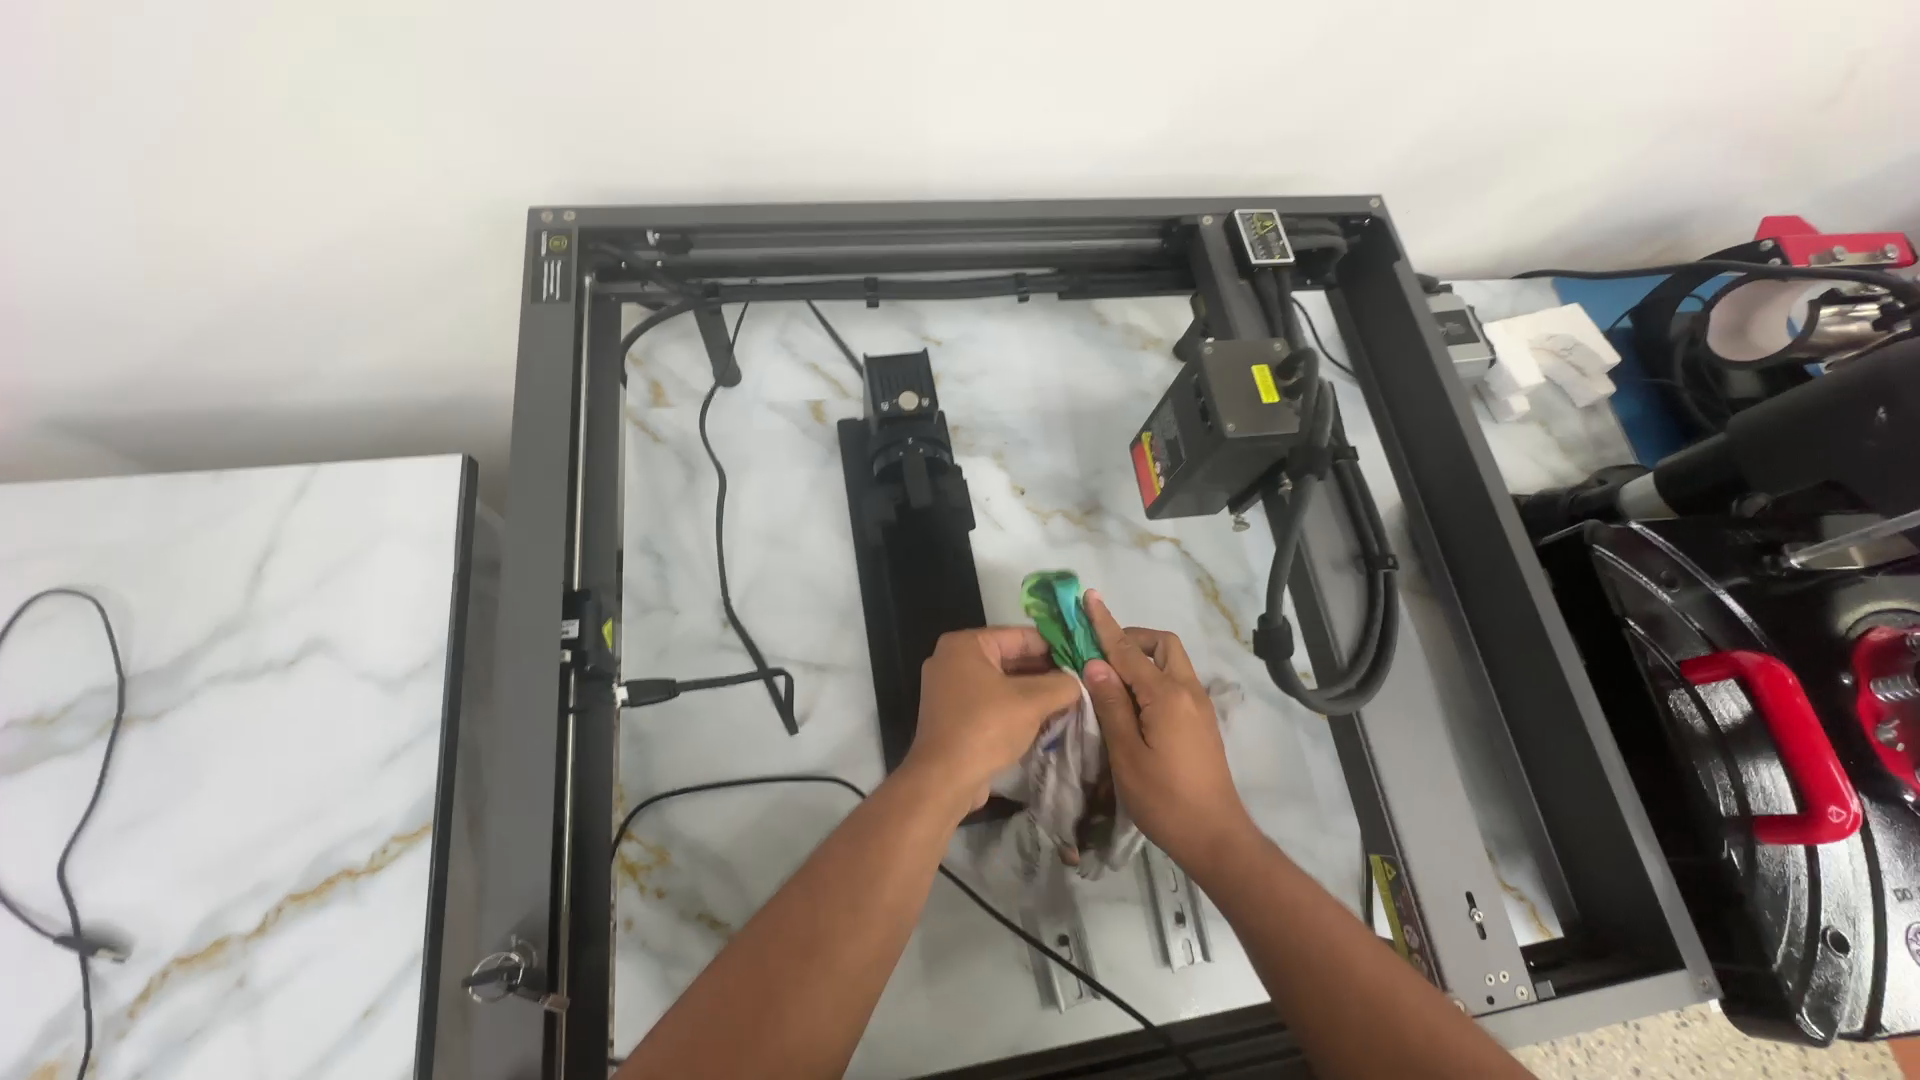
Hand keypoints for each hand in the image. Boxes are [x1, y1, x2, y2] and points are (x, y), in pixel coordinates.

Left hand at [905, 627, 1081, 812]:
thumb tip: (1078, 682)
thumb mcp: (1032, 701)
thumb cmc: (986, 727)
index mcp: (965, 644)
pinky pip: (992, 702)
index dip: (1055, 647)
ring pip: (1002, 683)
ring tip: (1069, 701)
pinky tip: (1045, 719)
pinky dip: (1015, 708)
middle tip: (1080, 683)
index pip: (1020, 636)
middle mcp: (952, 660)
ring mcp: (950, 689)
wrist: (945, 779)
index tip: (1083, 660)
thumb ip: (1061, 684)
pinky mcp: (953, 715)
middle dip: (1045, 672)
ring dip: (1033, 692)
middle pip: (1010, 658)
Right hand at [1081, 592, 1257, 868]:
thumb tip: (1095, 664)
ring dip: (1143, 658)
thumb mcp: (1126, 754)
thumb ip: (1111, 705)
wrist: (1215, 836)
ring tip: (1112, 680)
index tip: (1089, 598)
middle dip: (1131, 638)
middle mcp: (1188, 691)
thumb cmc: (1164, 799)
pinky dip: (1153, 678)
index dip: (1105, 624)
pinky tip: (1132, 703)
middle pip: (1162, 645)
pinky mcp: (1201, 722)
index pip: (1128, 650)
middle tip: (1101, 655)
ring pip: (1172, 662)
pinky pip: (1175, 683)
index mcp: (1167, 696)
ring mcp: (1199, 706)